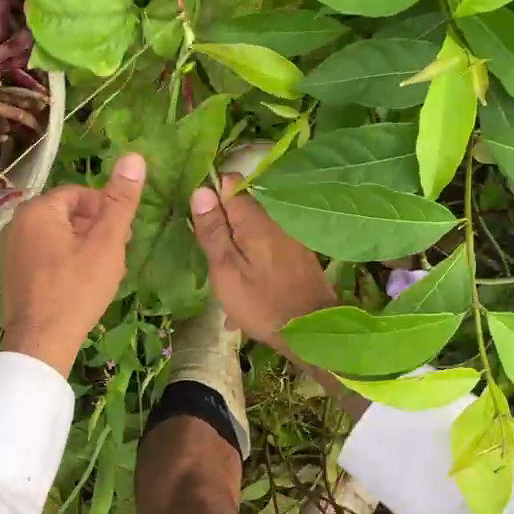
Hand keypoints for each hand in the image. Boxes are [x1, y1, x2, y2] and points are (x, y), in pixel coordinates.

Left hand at [0, 154, 145, 376]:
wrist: (41, 342)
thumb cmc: (76, 290)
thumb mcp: (106, 243)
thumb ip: (120, 201)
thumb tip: (134, 156)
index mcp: (37, 211)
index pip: (79, 195)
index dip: (107, 210)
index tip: (125, 234)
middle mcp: (17, 225)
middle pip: (67, 216)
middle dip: (96, 231)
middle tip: (118, 255)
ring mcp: (11, 252)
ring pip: (57, 239)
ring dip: (83, 249)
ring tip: (103, 273)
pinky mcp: (12, 276)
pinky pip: (45, 259)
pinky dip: (66, 265)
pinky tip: (81, 287)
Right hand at [188, 172, 336, 356]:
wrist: (312, 329)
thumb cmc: (263, 304)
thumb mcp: (226, 270)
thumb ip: (213, 231)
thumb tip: (201, 191)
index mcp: (256, 219)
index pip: (229, 184)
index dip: (211, 198)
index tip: (203, 225)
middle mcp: (277, 218)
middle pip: (242, 206)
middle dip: (224, 225)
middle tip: (215, 258)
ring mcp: (291, 234)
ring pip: (254, 228)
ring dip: (238, 246)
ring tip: (230, 278)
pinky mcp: (298, 251)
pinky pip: (268, 244)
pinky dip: (255, 258)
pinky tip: (249, 284)